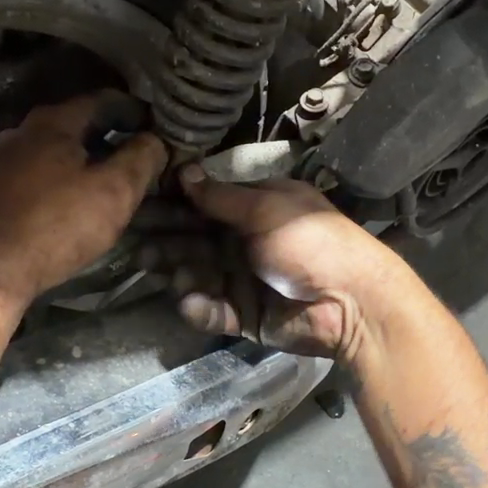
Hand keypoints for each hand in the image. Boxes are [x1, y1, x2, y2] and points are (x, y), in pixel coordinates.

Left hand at [0, 92, 166, 301]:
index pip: (102, 101)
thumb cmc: (57, 227)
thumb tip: (155, 140)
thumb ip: (140, 160)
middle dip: (105, 138)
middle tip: (133, 158)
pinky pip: (32, 178)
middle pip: (73, 126)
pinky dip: (56, 182)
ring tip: (103, 183)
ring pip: (50, 153)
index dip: (133, 112)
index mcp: (52, 123)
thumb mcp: (114, 193)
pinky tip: (66, 204)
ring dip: (78, 162)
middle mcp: (20, 133)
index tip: (155, 127)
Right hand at [142, 165, 410, 359]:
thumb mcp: (267, 209)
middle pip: (196, 242)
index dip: (174, 206)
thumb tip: (184, 171)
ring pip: (199, 276)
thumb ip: (221, 197)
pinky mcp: (244, 316)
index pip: (206, 204)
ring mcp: (244, 281)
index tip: (140, 206)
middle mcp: (246, 242)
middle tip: (136, 247)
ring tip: (158, 271)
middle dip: (167, 243)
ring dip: (177, 273)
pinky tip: (191, 301)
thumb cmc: (312, 244)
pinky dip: (200, 307)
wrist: (350, 304)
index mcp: (256, 209)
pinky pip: (213, 310)